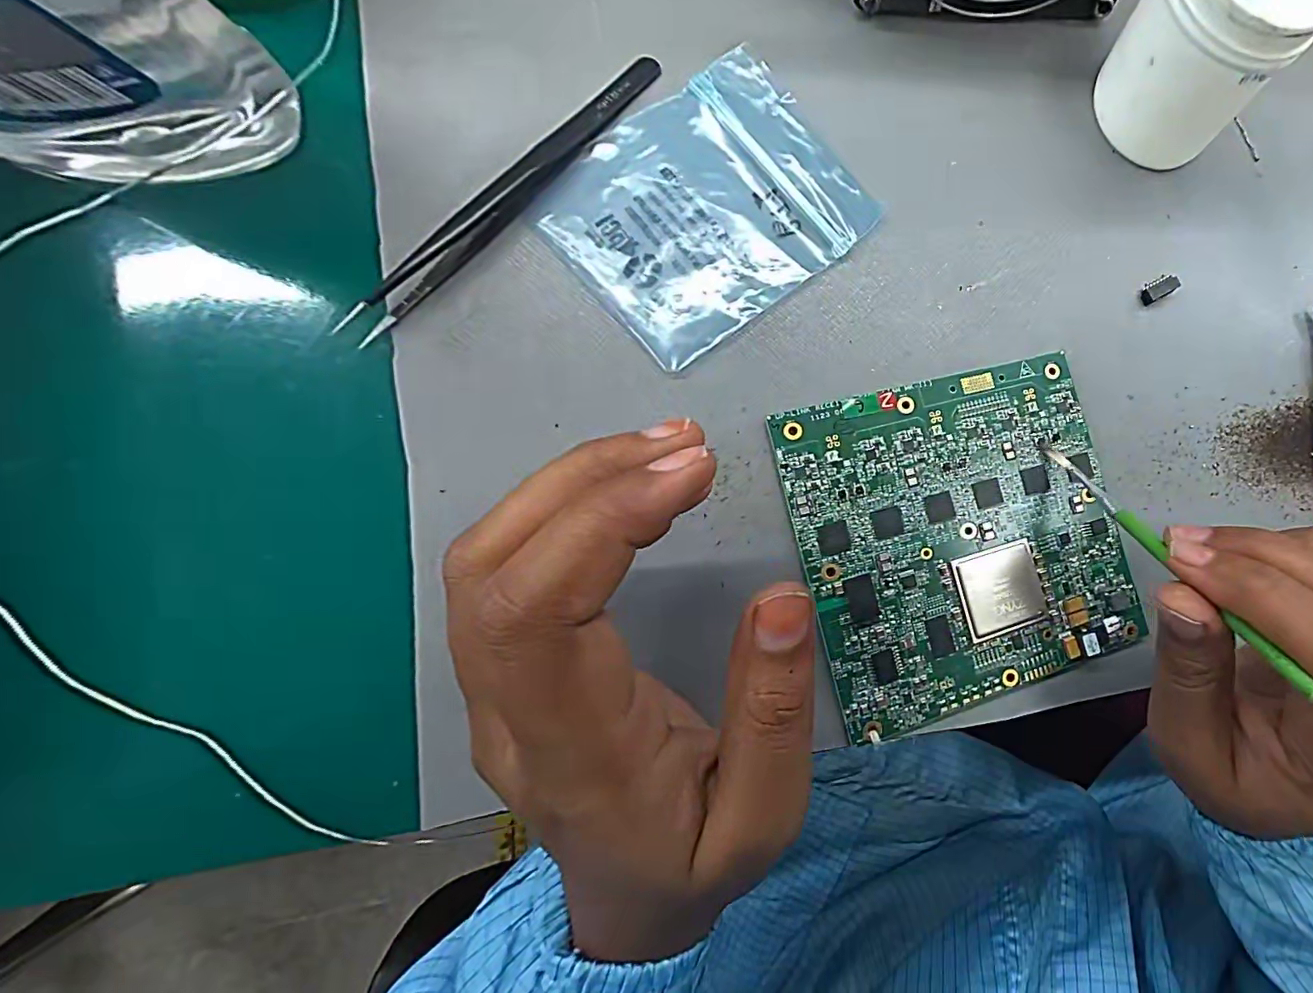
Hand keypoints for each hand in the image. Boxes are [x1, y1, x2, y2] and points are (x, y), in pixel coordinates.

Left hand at [442, 422, 817, 961]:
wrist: (626, 907)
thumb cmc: (692, 864)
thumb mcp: (761, 817)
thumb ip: (774, 716)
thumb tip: (783, 598)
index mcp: (571, 749)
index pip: (535, 616)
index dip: (603, 523)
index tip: (692, 474)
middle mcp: (508, 709)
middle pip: (493, 566)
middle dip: (591, 481)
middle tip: (688, 446)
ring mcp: (494, 685)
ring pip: (489, 554)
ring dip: (577, 481)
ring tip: (669, 447)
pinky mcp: (511, 661)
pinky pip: (512, 563)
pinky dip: (570, 503)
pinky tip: (633, 483)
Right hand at [1149, 524, 1312, 839]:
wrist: (1279, 789)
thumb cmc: (1234, 779)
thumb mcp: (1185, 746)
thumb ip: (1186, 672)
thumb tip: (1181, 593)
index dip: (1265, 594)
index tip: (1188, 563)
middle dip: (1269, 558)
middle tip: (1190, 545)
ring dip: (1301, 547)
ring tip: (1227, 550)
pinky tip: (1275, 555)